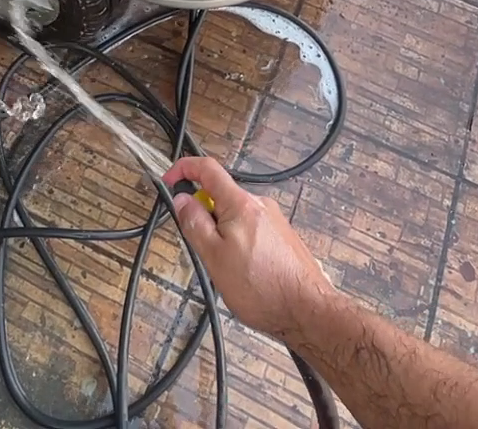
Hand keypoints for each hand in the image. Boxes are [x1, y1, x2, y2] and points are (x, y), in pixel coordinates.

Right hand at [163, 155, 338, 339]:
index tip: (169, 181)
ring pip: (235, 216)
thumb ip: (195, 224)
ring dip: (222, 235)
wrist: (308, 310)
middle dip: (204, 217)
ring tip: (229, 270)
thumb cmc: (262, 287)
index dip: (183, 169)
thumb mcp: (214, 257)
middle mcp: (259, 204)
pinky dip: (238, 243)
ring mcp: (273, 219)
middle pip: (220, 195)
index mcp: (241, 203)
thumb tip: (182, 199)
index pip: (207, 168)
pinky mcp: (281, 236)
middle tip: (203, 250)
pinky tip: (246, 273)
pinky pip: (250, 229)